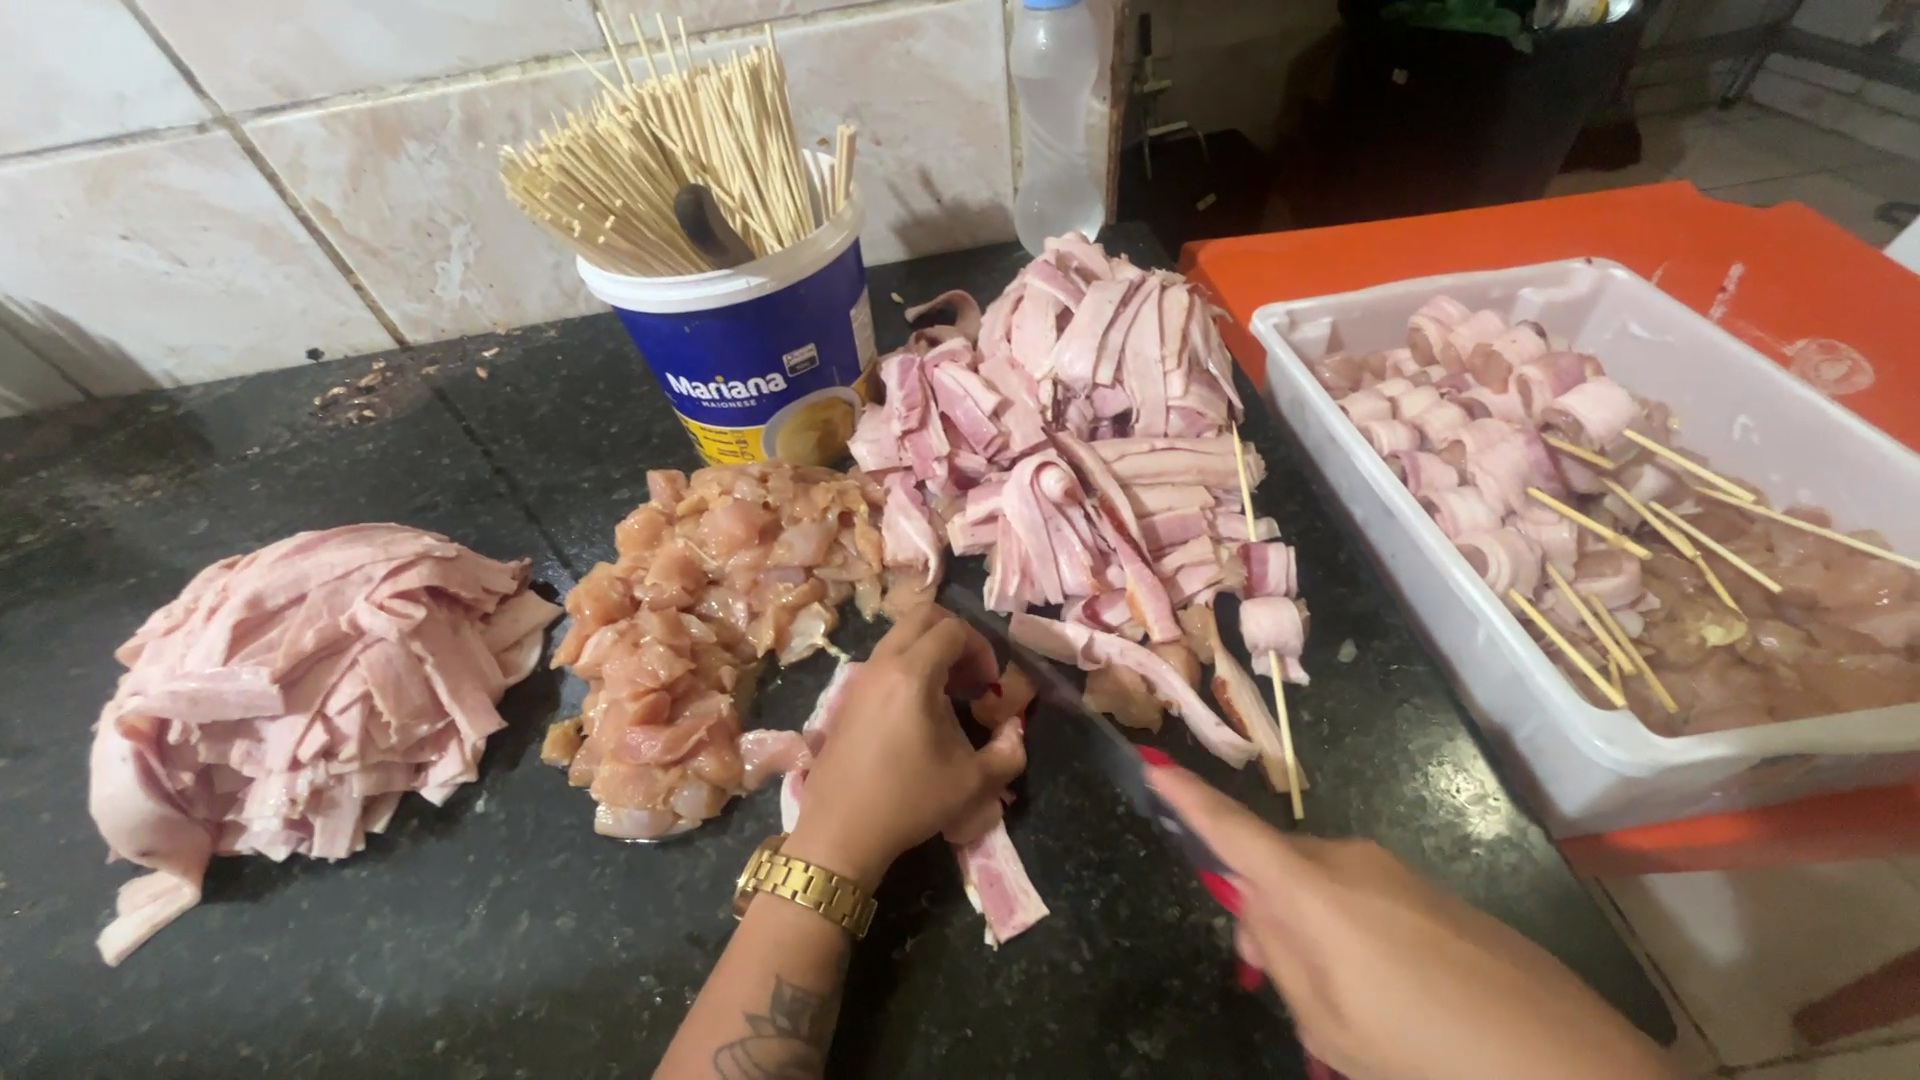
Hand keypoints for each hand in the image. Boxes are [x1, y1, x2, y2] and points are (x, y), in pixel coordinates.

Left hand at [783, 605, 1025, 889]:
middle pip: (922, 616)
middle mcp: (882, 664)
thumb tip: (1015, 731)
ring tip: (949, 693)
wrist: (839, 832)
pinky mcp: (847, 697)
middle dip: (955, 635)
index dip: (981, 648)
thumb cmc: (908, 801)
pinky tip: (919, 710)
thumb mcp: (971, 783)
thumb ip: (1007, 753)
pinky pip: (883, 659)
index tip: (989, 685)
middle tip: (971, 674)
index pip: (953, 629)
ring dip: (930, 650)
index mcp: (912, 673)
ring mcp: (860, 678)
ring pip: (899, 636)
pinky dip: (908, 666)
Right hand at [1149, 766, 1674, 1079]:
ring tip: (1345, 1002)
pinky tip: (1394, 993)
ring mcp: (1399, 871)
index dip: (1188, 799)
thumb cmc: (1428, 1055)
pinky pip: (1366, 896)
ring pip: (1322, 884)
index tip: (1153, 767)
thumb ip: (1277, 953)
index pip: (1231, 830)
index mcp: (1312, 890)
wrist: (1578, 1070)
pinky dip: (1353, 931)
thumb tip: (1253, 905)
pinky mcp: (1437, 892)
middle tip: (1272, 974)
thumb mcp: (1328, 1024)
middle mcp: (1349, 860)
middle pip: (1276, 865)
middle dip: (1261, 905)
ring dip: (1311, 925)